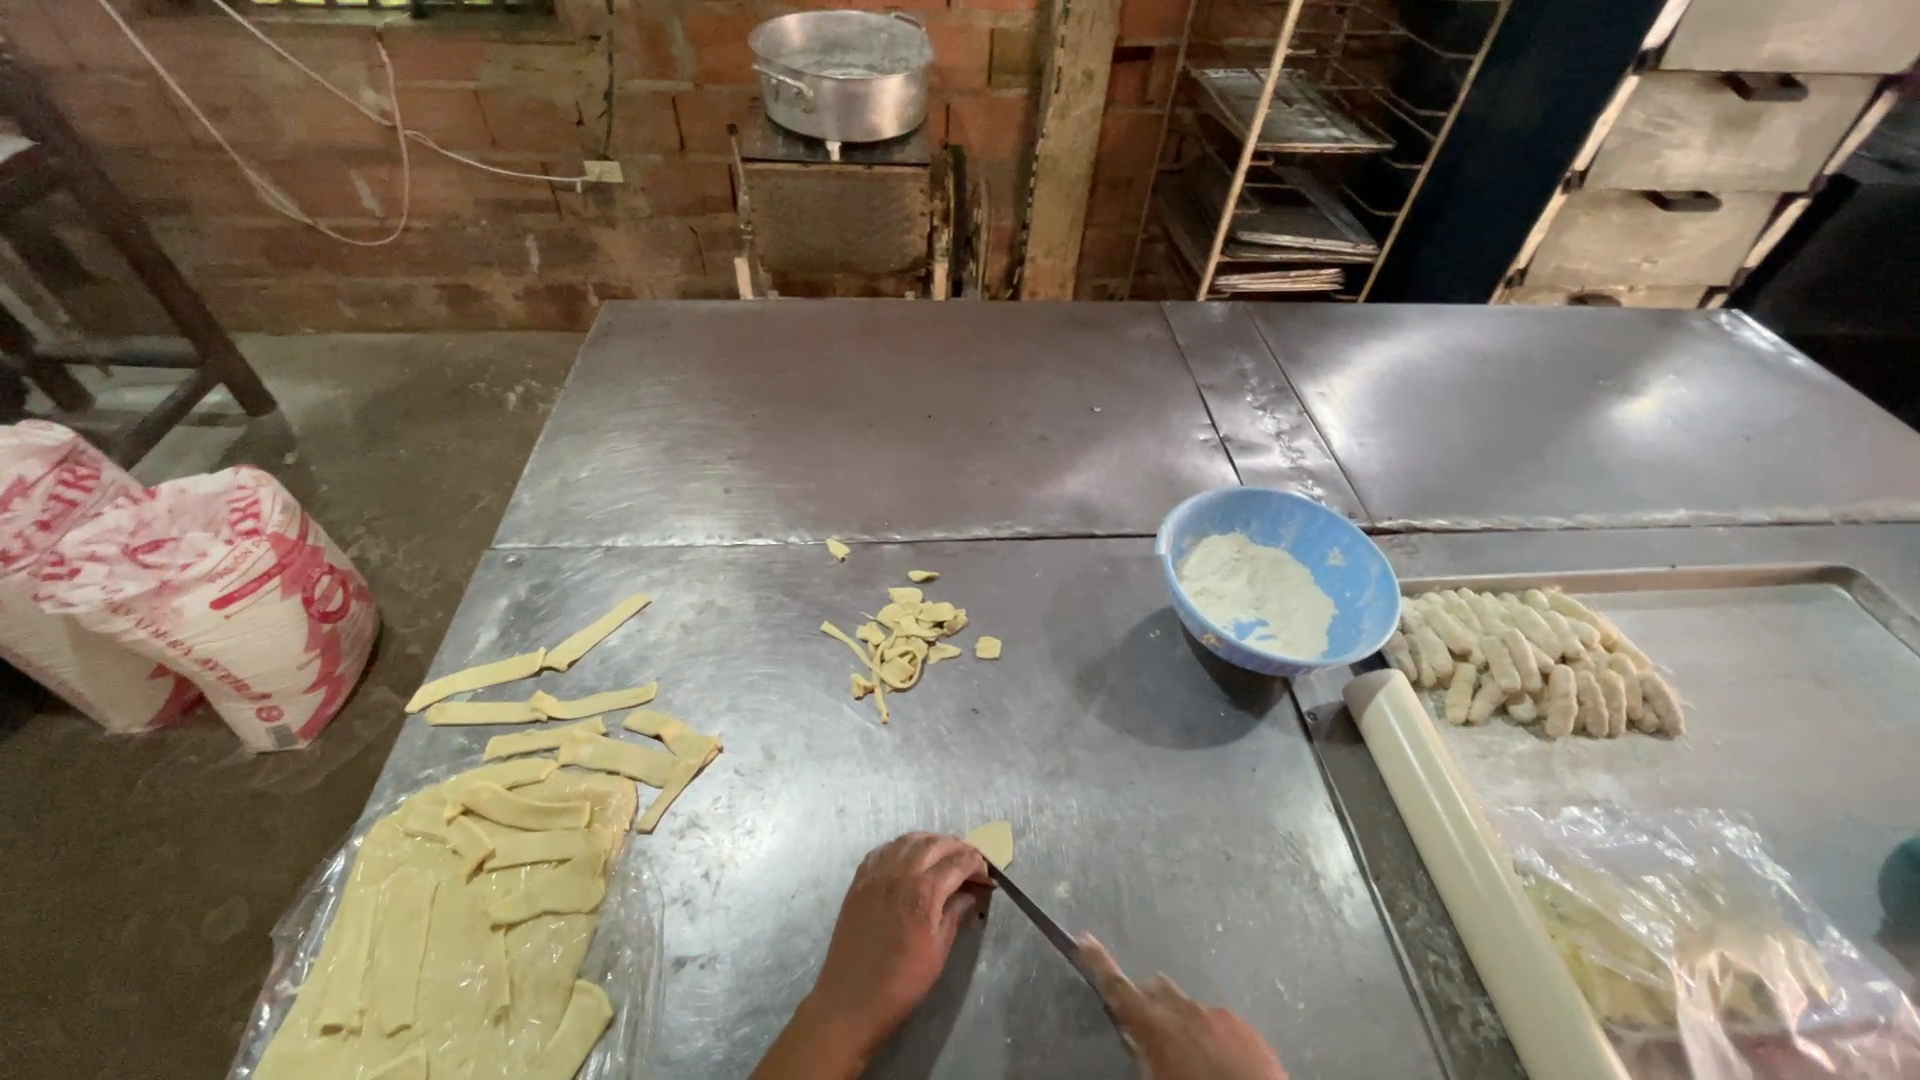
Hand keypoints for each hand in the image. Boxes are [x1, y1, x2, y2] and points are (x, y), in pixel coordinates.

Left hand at [751, 833, 986, 1079]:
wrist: (852, 999)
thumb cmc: (902, 982)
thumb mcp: (938, 951)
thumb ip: (954, 915)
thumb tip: (969, 894)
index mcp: (923, 892)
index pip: (957, 862)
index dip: (976, 863)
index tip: (986, 872)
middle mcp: (899, 874)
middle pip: (934, 843)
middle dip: (957, 846)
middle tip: (970, 859)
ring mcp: (876, 874)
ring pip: (907, 840)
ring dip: (930, 841)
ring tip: (943, 854)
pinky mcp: (859, 881)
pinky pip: (883, 850)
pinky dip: (901, 847)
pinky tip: (909, 858)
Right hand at [1080, 935, 1287, 1079]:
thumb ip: (1143, 1058)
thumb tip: (1138, 1045)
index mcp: (1157, 1027)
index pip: (1119, 988)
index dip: (1099, 964)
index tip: (1084, 939)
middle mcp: (1184, 1011)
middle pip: (1156, 988)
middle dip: (1147, 1002)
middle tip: (1147, 1034)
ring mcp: (1217, 1015)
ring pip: (1188, 1007)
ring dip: (1180, 1023)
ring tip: (1189, 1058)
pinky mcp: (1245, 1027)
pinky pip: (1217, 1022)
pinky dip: (1209, 1035)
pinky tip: (1218, 1064)